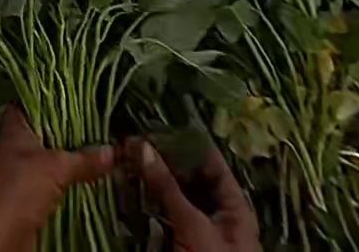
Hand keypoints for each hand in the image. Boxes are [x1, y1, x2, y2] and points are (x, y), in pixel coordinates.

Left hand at [0, 106, 116, 251]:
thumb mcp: (56, 168)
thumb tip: (112, 151)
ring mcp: (16, 171)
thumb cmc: (19, 188)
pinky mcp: (23, 196)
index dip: (48, 94)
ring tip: (96, 149)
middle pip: (41, 129)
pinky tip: (83, 178)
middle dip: (66, 129)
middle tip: (95, 123)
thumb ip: (83, 159)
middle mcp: (12, 144)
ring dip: (67, 157)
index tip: (74, 92)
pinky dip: (63, 179)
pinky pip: (47, 180)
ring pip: (46, 156)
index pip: (29, 100)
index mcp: (13, 127)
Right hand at [129, 139, 259, 251]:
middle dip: (162, 158)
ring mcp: (200, 231)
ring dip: (151, 180)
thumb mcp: (192, 226)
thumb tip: (139, 143)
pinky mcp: (182, 247)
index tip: (153, 119)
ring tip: (124, 159)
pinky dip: (148, 203)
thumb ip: (166, 185)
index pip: (209, 158)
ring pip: (175, 195)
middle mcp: (218, 213)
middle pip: (189, 176)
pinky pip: (165, 217)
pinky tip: (127, 189)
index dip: (183, 138)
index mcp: (234, 205)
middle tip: (131, 140)